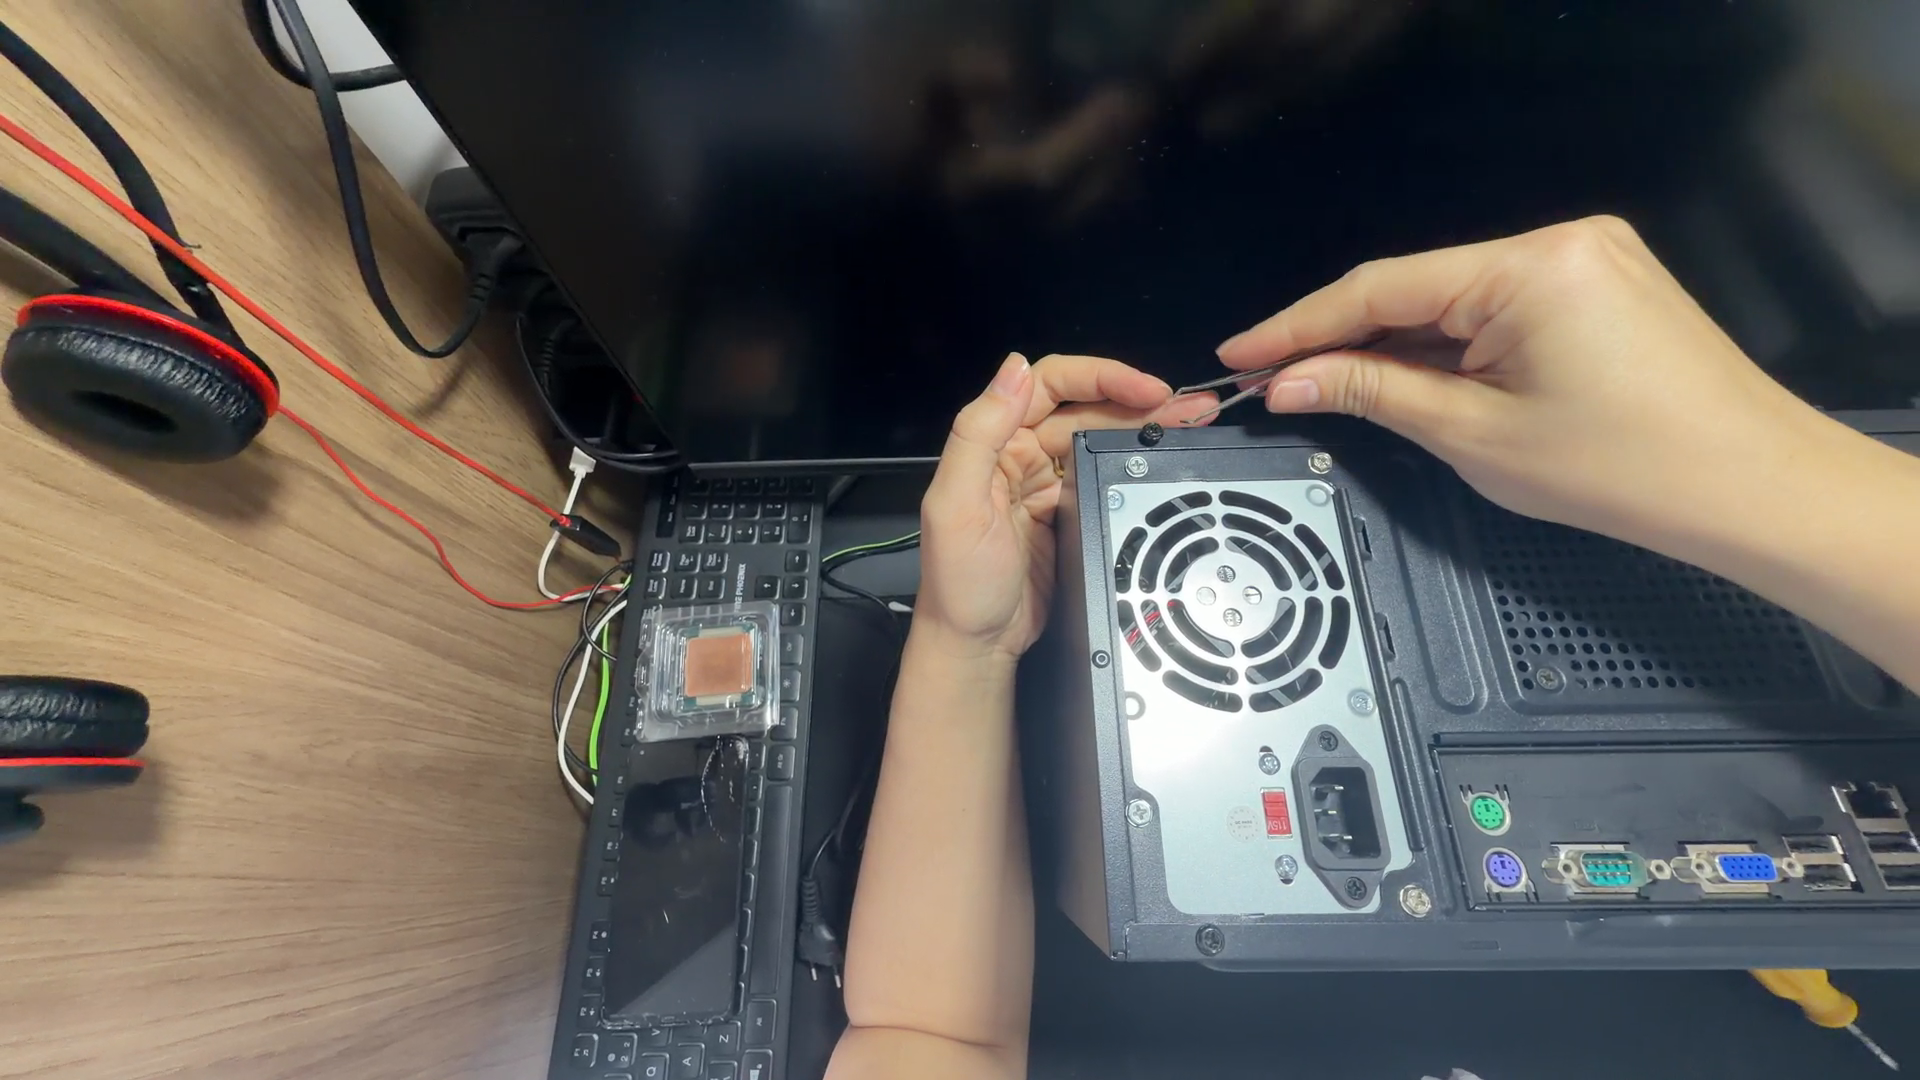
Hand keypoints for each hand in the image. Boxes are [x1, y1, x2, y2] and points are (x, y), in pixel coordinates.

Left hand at [916, 353, 1217, 659]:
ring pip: (1099, 440)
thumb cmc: (959, 582)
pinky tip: (1161, 460)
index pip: (1047, 386)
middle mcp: (1019, 457)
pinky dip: (1134, 463)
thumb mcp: (957, 504)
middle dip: (1134, 401)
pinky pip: (1105, 475)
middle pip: (1084, 409)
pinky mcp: (1068, 515)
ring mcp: (1047, 486)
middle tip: (1184, 406)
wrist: (978, 644)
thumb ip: (978, 433)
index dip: (1099, 376)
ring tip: (1188, 422)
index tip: (1143, 387)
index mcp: (992, 445)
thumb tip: (1013, 368)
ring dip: (1142, 428)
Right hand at [1215, 216, 1828, 549]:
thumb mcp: (1467, 431)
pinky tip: (1379, 373)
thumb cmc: (1612, 467)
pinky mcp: (1581, 291)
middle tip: (1262, 377)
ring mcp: (1572, 264)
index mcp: (1528, 268)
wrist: (1749, 491)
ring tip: (1307, 381)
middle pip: (1406, 289)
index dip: (1295, 325)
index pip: (1378, 289)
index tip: (1236, 354)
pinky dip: (1425, 348)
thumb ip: (1369, 390)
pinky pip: (1477, 313)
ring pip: (1438, 303)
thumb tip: (1286, 381)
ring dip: (1375, 345)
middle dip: (1331, 337)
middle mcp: (1552, 245)